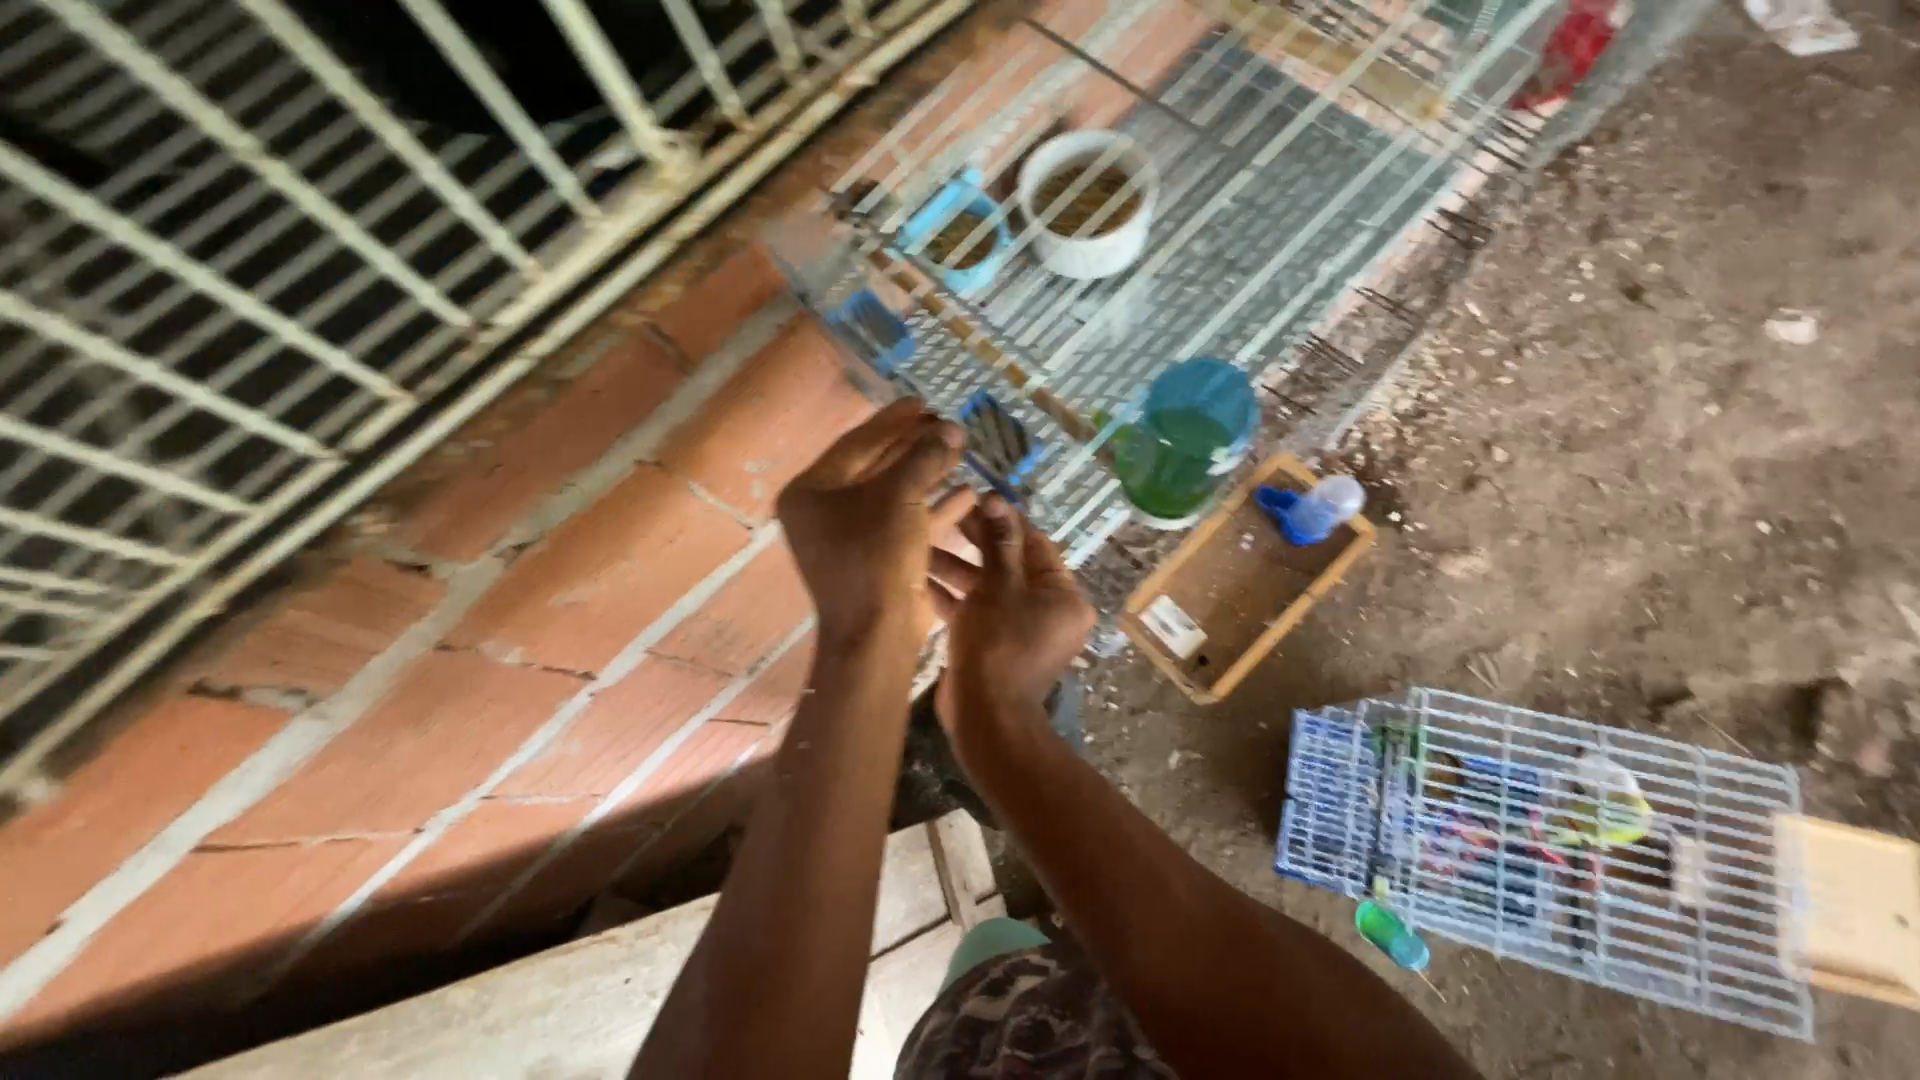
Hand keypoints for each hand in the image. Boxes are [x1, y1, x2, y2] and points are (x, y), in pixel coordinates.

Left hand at [777, 398, 974, 645]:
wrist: (878, 632)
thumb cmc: (877, 554)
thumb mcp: (901, 496)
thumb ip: (924, 456)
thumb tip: (950, 428)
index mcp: (810, 492)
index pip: (855, 443)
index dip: (893, 421)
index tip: (924, 403)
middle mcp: (822, 513)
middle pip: (874, 467)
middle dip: (913, 447)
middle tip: (945, 425)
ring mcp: (848, 540)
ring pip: (893, 496)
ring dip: (928, 475)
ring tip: (960, 452)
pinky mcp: (874, 561)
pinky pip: (903, 524)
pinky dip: (932, 509)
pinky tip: (966, 493)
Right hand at [928, 495, 1094, 738]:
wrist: (984, 716)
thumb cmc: (999, 644)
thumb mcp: (998, 586)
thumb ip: (998, 543)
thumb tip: (998, 499)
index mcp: (1063, 596)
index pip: (1036, 544)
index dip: (1005, 520)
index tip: (977, 498)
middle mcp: (1048, 611)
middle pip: (1010, 564)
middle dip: (977, 540)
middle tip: (947, 513)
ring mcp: (1019, 630)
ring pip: (988, 587)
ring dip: (958, 567)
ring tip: (923, 542)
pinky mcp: (993, 645)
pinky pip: (976, 611)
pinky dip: (952, 596)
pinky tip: (919, 576)